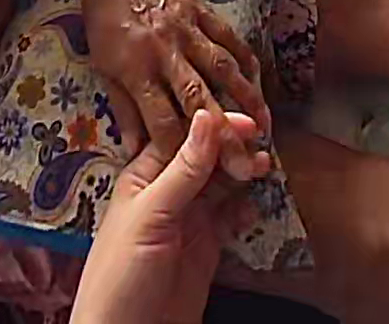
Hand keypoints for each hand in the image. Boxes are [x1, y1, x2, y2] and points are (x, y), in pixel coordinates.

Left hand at [72, 108, 266, 323]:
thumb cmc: (122, 272)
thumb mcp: (152, 214)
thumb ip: (183, 169)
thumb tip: (205, 116)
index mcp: (145, 173)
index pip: (182, 137)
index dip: (211, 125)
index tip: (242, 119)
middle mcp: (168, 191)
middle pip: (204, 159)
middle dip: (231, 148)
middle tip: (261, 140)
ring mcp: (187, 220)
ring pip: (219, 187)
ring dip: (241, 174)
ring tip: (265, 164)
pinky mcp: (204, 250)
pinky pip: (227, 220)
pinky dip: (243, 209)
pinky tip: (256, 203)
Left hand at [75, 0, 270, 180]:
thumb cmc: (102, 16)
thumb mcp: (102, 64)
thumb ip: (122, 107)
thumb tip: (134, 150)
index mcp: (135, 69)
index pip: (162, 122)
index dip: (182, 154)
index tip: (200, 177)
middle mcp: (163, 51)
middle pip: (198, 100)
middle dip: (225, 137)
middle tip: (247, 166)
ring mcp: (184, 28)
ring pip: (221, 68)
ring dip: (246, 98)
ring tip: (265, 126)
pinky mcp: (198, 8)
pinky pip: (227, 35)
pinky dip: (245, 57)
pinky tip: (259, 77)